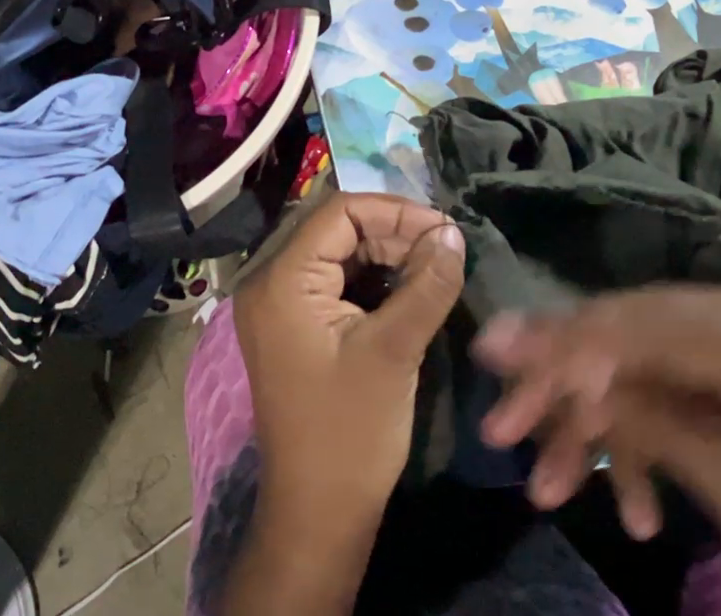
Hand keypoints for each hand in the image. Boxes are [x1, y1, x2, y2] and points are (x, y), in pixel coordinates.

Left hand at [234, 192, 465, 515]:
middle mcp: (268, 281)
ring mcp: (276, 304)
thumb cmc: (351, 432)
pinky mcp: (290, 325)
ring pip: (336, 253)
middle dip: (393, 232)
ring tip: (434, 269)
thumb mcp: (395, 351)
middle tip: (445, 252)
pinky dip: (370, 279)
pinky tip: (408, 290)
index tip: (446, 230)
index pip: (339, 212)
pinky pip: (331, 282)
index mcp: (280, 279)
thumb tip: (453, 233)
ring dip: (385, 255)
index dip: (396, 211)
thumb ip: (425, 285)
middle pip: (334, 228)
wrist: (317, 509)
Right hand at [474, 284, 720, 615]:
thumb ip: (642, 406)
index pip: (647, 319)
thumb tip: (544, 353)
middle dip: (567, 392)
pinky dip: (643, 440)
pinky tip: (629, 504)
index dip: (565, 340)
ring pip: (643, 366)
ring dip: (598, 427)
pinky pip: (674, 389)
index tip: (493, 352)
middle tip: (503, 425)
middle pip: (634, 336)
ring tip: (548, 483)